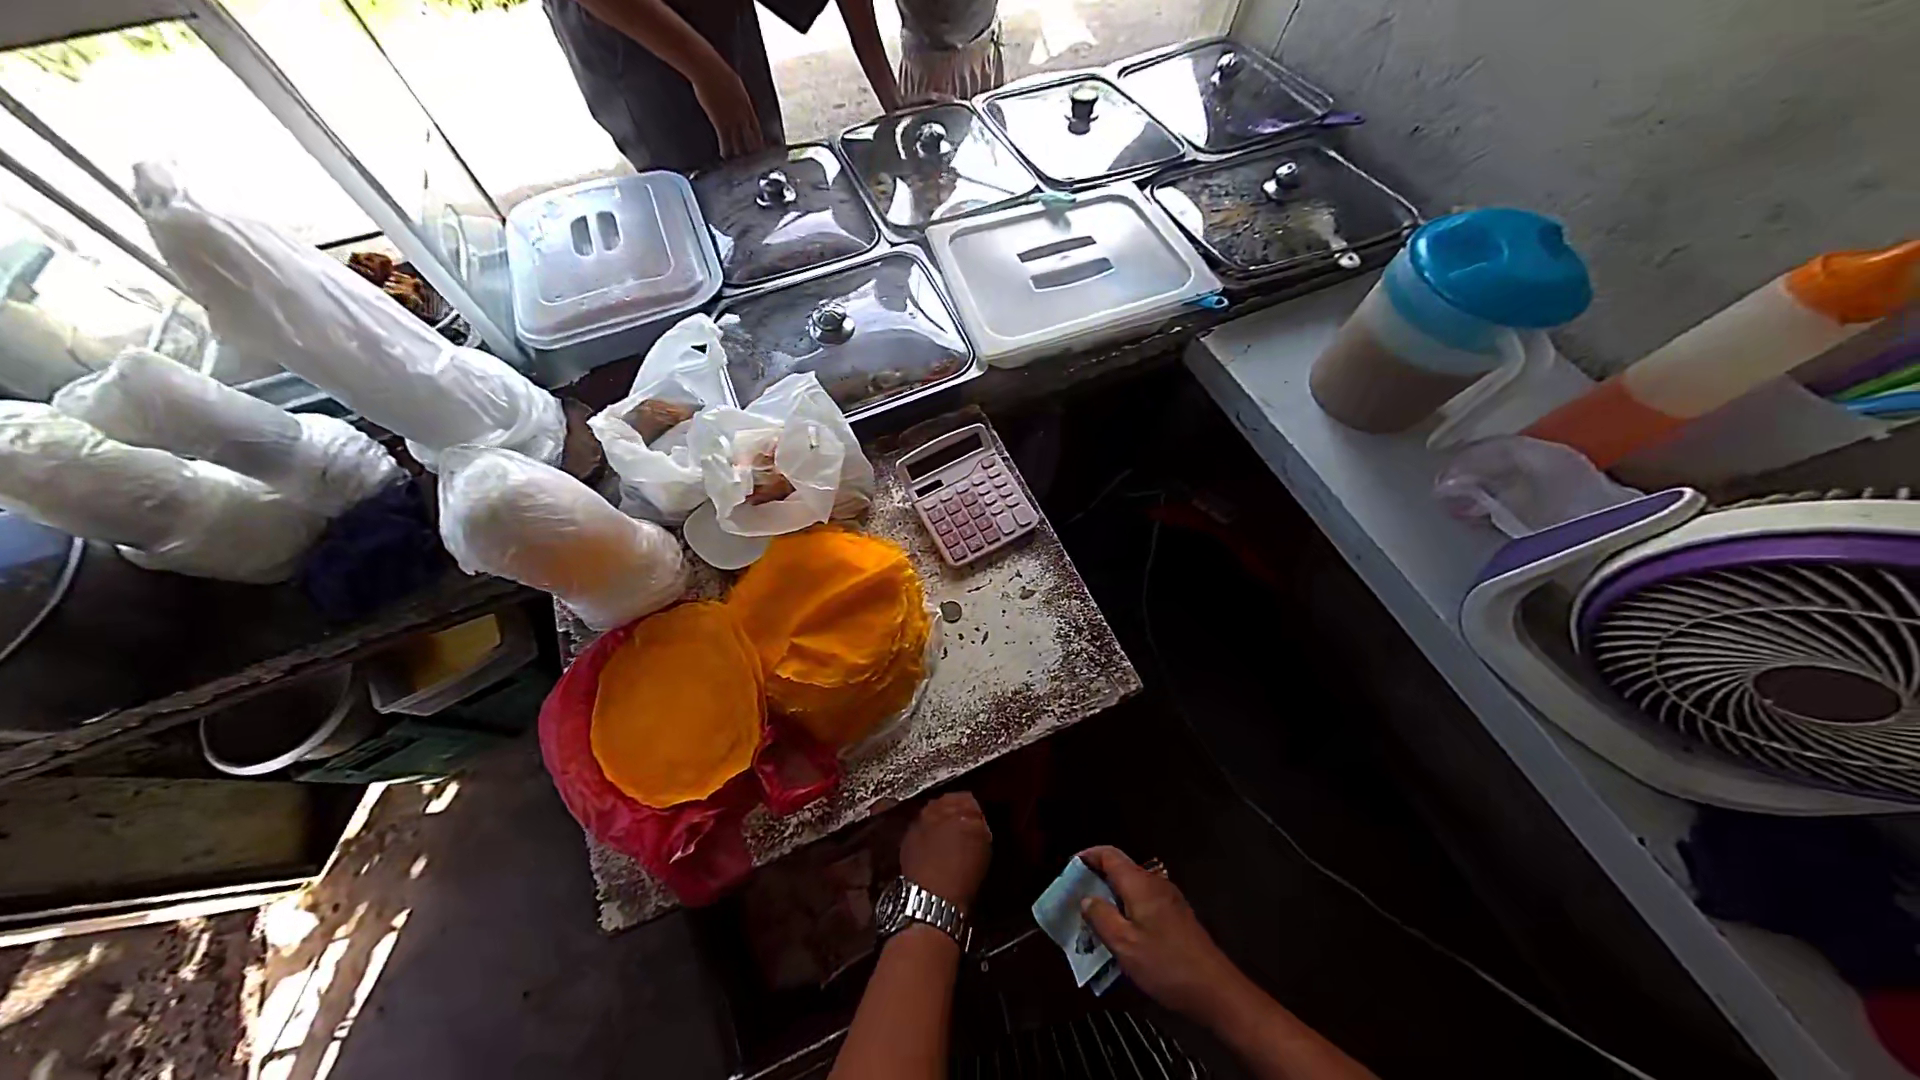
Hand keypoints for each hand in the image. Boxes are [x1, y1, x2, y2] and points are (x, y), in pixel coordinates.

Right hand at [692, 66, 766, 158]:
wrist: (706, 67)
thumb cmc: (717, 70)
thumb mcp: (735, 84)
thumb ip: (739, 97)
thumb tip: (740, 102)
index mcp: (747, 106)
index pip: (756, 128)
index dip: (760, 141)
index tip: (762, 151)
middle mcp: (742, 115)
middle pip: (751, 139)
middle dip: (753, 153)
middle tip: (756, 166)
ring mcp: (731, 119)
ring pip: (739, 143)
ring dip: (740, 156)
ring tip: (742, 167)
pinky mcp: (719, 121)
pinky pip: (725, 140)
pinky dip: (725, 150)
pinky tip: (725, 157)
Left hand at [900, 793, 991, 912]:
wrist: (933, 896)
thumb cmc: (965, 870)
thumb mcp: (983, 843)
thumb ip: (979, 822)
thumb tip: (976, 817)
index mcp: (956, 804)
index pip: (967, 797)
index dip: (973, 809)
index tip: (977, 821)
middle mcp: (933, 807)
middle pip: (945, 803)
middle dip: (953, 813)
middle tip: (962, 829)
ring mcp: (917, 822)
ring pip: (930, 815)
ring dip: (938, 823)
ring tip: (947, 841)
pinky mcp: (906, 839)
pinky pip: (919, 831)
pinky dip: (926, 837)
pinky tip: (932, 851)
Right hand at [1079, 846, 1246, 1018]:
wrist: (1216, 991)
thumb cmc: (1166, 965)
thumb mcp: (1124, 945)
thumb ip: (1101, 917)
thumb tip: (1087, 899)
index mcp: (1139, 883)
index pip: (1109, 854)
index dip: (1087, 855)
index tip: (1070, 867)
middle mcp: (1155, 883)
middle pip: (1121, 868)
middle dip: (1097, 878)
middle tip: (1077, 897)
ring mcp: (1169, 899)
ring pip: (1132, 887)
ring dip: (1112, 896)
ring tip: (1094, 917)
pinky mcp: (1177, 916)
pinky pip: (1144, 901)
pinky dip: (1127, 908)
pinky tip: (1122, 932)